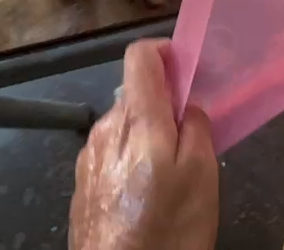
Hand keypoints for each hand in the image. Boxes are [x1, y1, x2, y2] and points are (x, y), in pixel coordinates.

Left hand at [71, 39, 218, 249]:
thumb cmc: (168, 230)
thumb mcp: (202, 175)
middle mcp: (105, 127)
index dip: (164, 53)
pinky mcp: (81, 186)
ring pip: (123, 129)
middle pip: (134, 95)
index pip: (140, 55)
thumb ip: (197, 126)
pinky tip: (145, 201)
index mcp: (136, 117)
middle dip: (162, 108)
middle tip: (189, 141)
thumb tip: (188, 105)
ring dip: (146, 139)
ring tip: (169, 180)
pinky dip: (130, 165)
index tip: (186, 71)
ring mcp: (88, 157)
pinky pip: (111, 157)